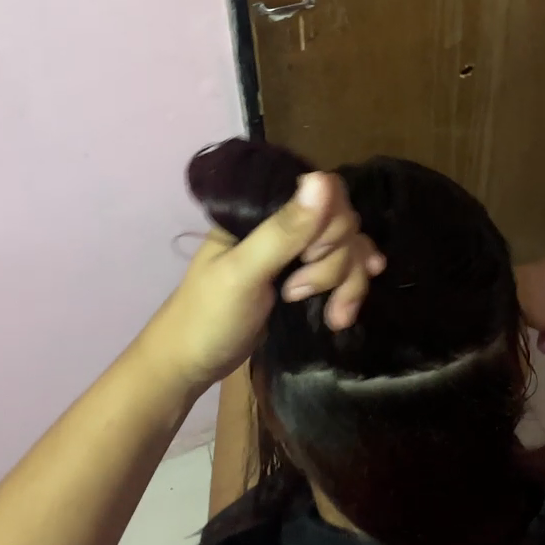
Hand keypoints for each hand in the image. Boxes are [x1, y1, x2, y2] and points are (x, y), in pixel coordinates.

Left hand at [135, 172, 384, 395]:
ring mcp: (297, 251)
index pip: (325, 191)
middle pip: (342, 222)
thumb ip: (283, 230)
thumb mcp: (243, 273)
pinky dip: (353, 286)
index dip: (330, 224)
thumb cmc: (208, 316)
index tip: (309, 257)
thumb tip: (323, 179)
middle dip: (333, 262)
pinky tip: (350, 304)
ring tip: (330, 315)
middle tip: (296, 293)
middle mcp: (284, 222)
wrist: (191, 366)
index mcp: (264, 207)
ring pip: (348, 247)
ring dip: (347, 280)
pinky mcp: (305, 276)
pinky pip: (346, 268)